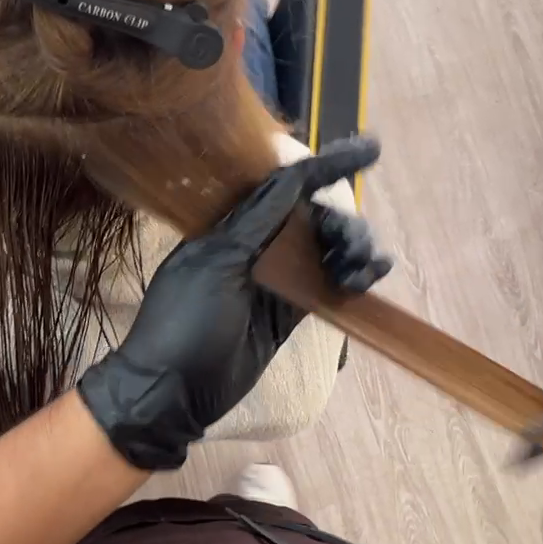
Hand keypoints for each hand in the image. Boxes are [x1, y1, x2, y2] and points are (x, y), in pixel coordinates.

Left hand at [77, 136, 389, 469]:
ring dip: (352, 250)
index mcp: (228, 229)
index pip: (282, 187)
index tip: (370, 151)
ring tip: (363, 267)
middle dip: (342, 222)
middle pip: (311, 219)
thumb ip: (257, 223)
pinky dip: (351, 280)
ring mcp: (272, 283)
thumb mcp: (215, 265)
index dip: (324, 168)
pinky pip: (326, 288)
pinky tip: (369, 279)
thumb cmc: (184, 324)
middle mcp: (254, 248)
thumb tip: (293, 178)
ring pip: (324, 252)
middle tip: (354, 246)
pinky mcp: (286, 316)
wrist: (172, 392)